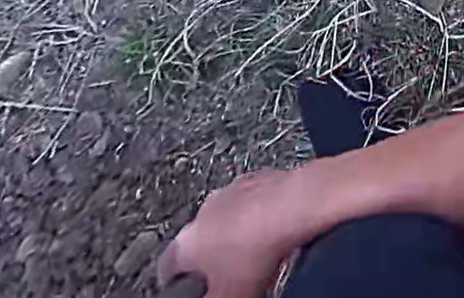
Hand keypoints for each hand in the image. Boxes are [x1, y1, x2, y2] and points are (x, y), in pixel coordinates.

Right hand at [157, 169, 314, 297]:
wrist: (296, 203)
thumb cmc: (258, 248)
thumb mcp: (228, 297)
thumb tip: (215, 297)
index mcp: (186, 243)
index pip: (167, 268)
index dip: (178, 283)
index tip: (190, 290)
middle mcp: (205, 210)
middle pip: (202, 241)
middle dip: (214, 258)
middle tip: (231, 276)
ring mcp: (235, 188)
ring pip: (229, 218)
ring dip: (239, 234)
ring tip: (259, 253)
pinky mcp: (263, 176)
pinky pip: (257, 201)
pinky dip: (263, 214)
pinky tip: (279, 229)